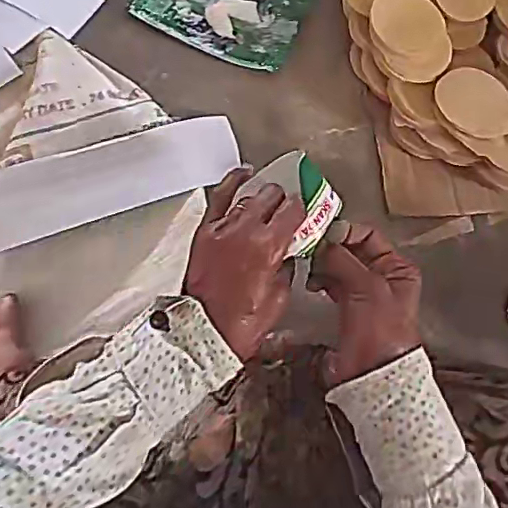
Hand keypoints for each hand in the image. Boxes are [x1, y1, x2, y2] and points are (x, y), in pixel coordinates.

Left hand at [182, 167, 305, 360]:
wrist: (202, 334)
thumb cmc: (240, 323)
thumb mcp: (279, 297)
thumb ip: (286, 268)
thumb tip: (288, 255)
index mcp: (269, 245)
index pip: (293, 210)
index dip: (302, 208)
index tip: (305, 211)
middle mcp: (245, 230)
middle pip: (272, 196)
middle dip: (283, 200)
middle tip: (287, 209)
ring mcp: (222, 229)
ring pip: (249, 195)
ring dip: (262, 195)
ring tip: (270, 194)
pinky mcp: (204, 233)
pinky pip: (219, 198)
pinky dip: (232, 182)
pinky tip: (242, 174)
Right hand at [312, 222, 423, 385]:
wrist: (374, 377)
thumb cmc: (382, 331)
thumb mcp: (368, 288)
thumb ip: (344, 260)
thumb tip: (323, 241)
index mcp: (397, 268)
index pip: (370, 236)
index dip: (347, 232)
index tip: (324, 232)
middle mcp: (382, 276)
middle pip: (352, 250)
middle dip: (331, 248)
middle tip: (310, 247)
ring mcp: (364, 293)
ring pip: (339, 267)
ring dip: (323, 264)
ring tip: (310, 267)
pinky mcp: (347, 308)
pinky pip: (331, 284)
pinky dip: (321, 280)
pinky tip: (312, 283)